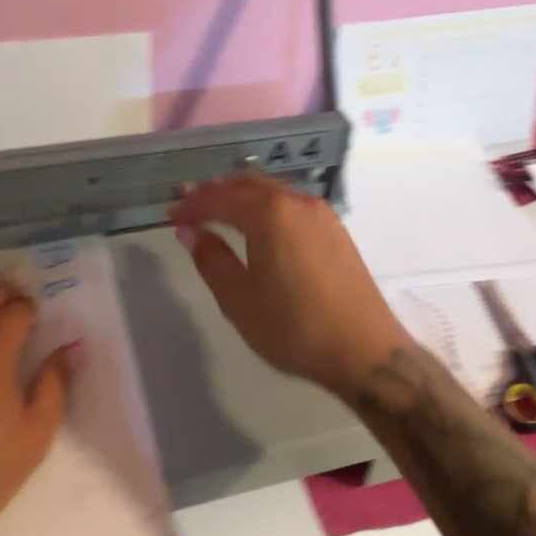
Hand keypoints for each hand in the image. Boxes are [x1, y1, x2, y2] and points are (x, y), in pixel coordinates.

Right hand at [171, 175, 409, 399]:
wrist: (364, 351)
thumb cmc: (293, 327)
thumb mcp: (239, 299)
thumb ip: (211, 259)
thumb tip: (190, 231)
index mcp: (270, 214)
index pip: (221, 198)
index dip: (193, 205)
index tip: (171, 212)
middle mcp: (297, 202)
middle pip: (248, 185)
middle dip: (216, 192)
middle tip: (190, 202)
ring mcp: (322, 214)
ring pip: (273, 191)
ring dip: (243, 195)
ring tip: (219, 207)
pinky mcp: (336, 230)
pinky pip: (292, 204)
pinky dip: (267, 206)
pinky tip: (259, 223)